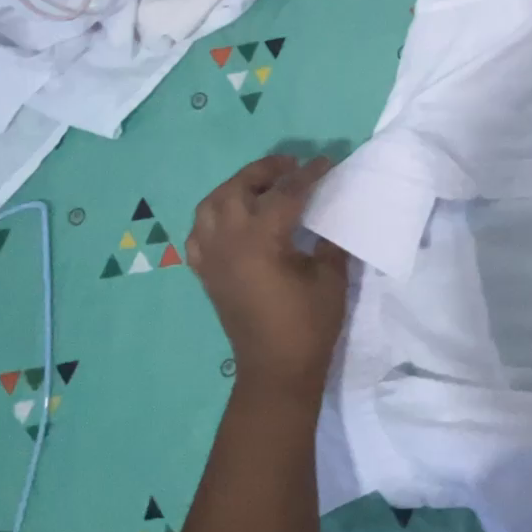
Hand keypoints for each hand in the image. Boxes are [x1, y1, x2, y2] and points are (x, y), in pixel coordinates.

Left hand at [185, 154, 347, 403]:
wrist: (276, 369)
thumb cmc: (309, 322)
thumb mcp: (331, 276)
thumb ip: (328, 240)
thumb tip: (331, 214)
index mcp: (261, 242)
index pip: (285, 193)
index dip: (308, 174)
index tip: (327, 162)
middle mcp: (228, 243)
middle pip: (238, 189)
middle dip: (264, 171)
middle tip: (291, 165)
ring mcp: (211, 258)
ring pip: (211, 206)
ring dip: (236, 188)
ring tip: (262, 185)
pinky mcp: (206, 273)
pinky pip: (199, 233)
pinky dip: (215, 216)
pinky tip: (235, 218)